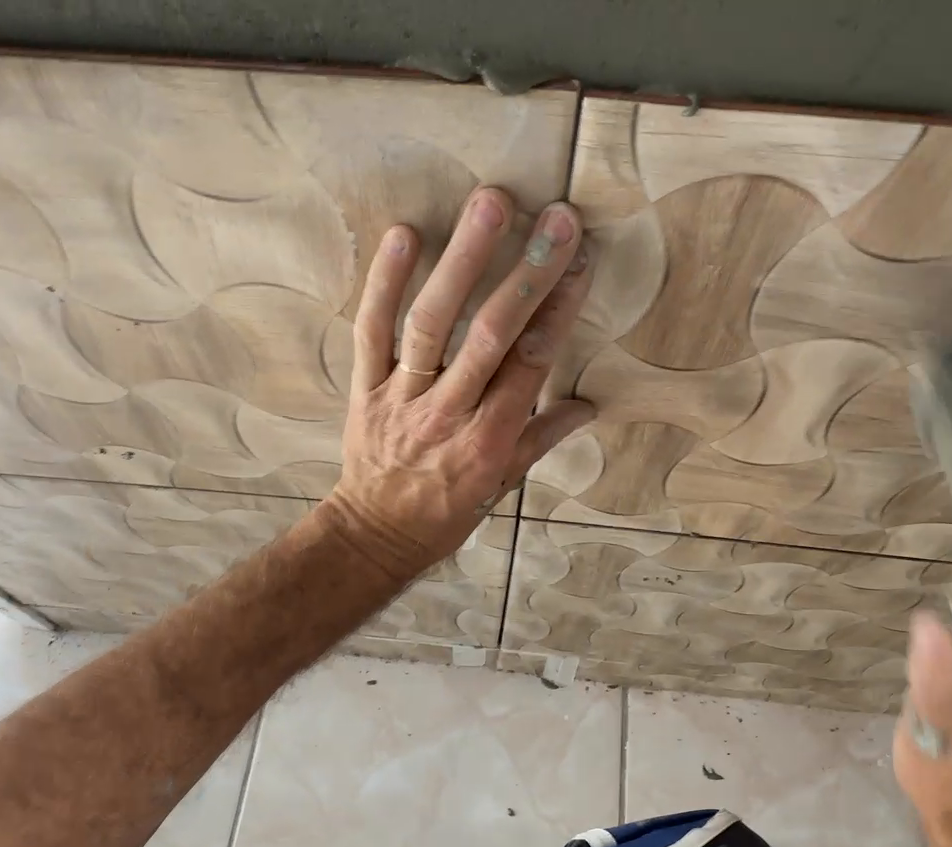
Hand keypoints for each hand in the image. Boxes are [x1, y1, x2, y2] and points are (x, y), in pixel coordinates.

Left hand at [320, 186, 595, 578]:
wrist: (374, 536)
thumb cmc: (445, 513)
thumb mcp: (501, 487)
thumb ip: (541, 439)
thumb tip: (588, 406)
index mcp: (489, 440)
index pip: (532, 364)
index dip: (559, 310)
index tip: (581, 260)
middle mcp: (449, 413)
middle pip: (491, 336)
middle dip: (527, 274)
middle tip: (554, 218)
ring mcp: (402, 397)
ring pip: (433, 324)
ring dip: (462, 261)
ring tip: (489, 205)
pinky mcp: (364, 388)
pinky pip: (371, 331)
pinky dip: (384, 284)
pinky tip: (403, 235)